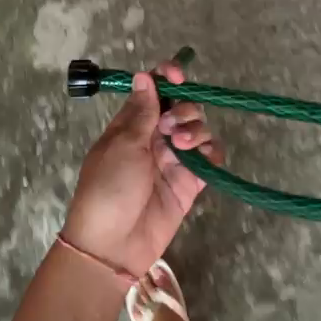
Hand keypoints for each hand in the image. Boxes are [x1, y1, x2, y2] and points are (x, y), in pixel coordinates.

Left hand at [61, 60, 221, 277]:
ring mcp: (173, 160)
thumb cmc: (109, 188)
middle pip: (180, 108)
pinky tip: (202, 157)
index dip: (167, 78)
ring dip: (195, 129)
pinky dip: (211, 152)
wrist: (113, 244)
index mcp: (130, 125)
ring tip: (181, 145)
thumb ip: (141, 112)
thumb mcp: (122, 145)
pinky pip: (208, 159)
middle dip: (183, 108)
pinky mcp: (189, 183)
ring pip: (197, 130)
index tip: (178, 75)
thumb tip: (144, 75)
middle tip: (171, 127)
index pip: (153, 91)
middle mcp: (153, 138)